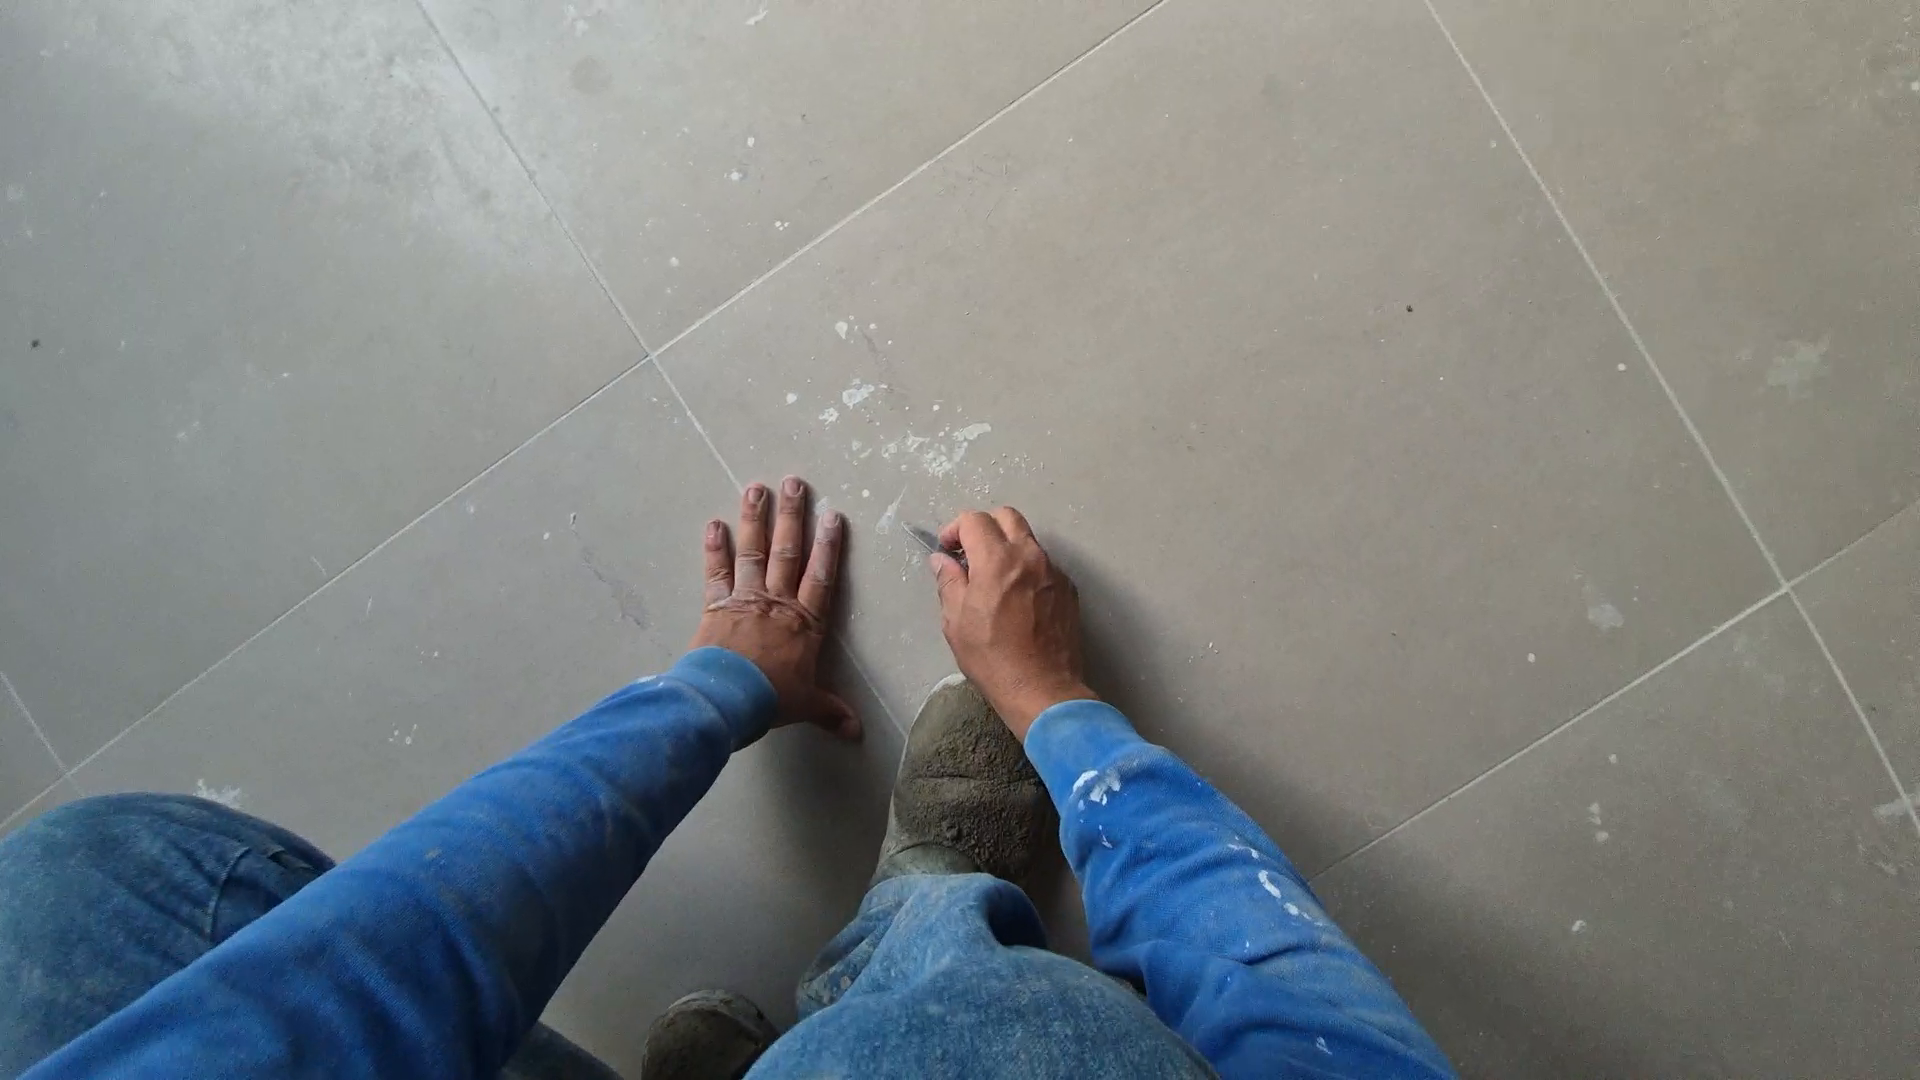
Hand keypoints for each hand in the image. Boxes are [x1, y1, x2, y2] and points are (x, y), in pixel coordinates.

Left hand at [690, 476, 860, 740]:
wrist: (726, 700)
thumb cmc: (772, 699)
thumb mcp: (806, 705)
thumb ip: (830, 712)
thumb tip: (857, 733)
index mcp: (806, 622)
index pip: (822, 575)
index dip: (828, 545)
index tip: (832, 515)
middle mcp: (778, 601)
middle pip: (788, 551)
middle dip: (792, 516)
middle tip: (793, 482)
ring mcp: (746, 598)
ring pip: (754, 551)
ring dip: (755, 518)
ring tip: (756, 487)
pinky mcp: (716, 605)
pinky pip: (716, 572)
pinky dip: (714, 548)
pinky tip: (714, 524)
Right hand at [929, 507, 1094, 739]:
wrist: (1044, 690)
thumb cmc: (992, 658)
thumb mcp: (956, 622)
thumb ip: (949, 582)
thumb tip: (943, 560)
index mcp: (997, 560)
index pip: (975, 520)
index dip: (955, 529)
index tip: (948, 550)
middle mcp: (1030, 556)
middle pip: (1007, 517)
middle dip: (984, 526)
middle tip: (970, 552)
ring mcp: (1054, 571)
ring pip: (1028, 540)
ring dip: (1007, 547)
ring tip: (993, 577)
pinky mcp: (1068, 589)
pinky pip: (1044, 564)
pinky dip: (1026, 568)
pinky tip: (1017, 598)